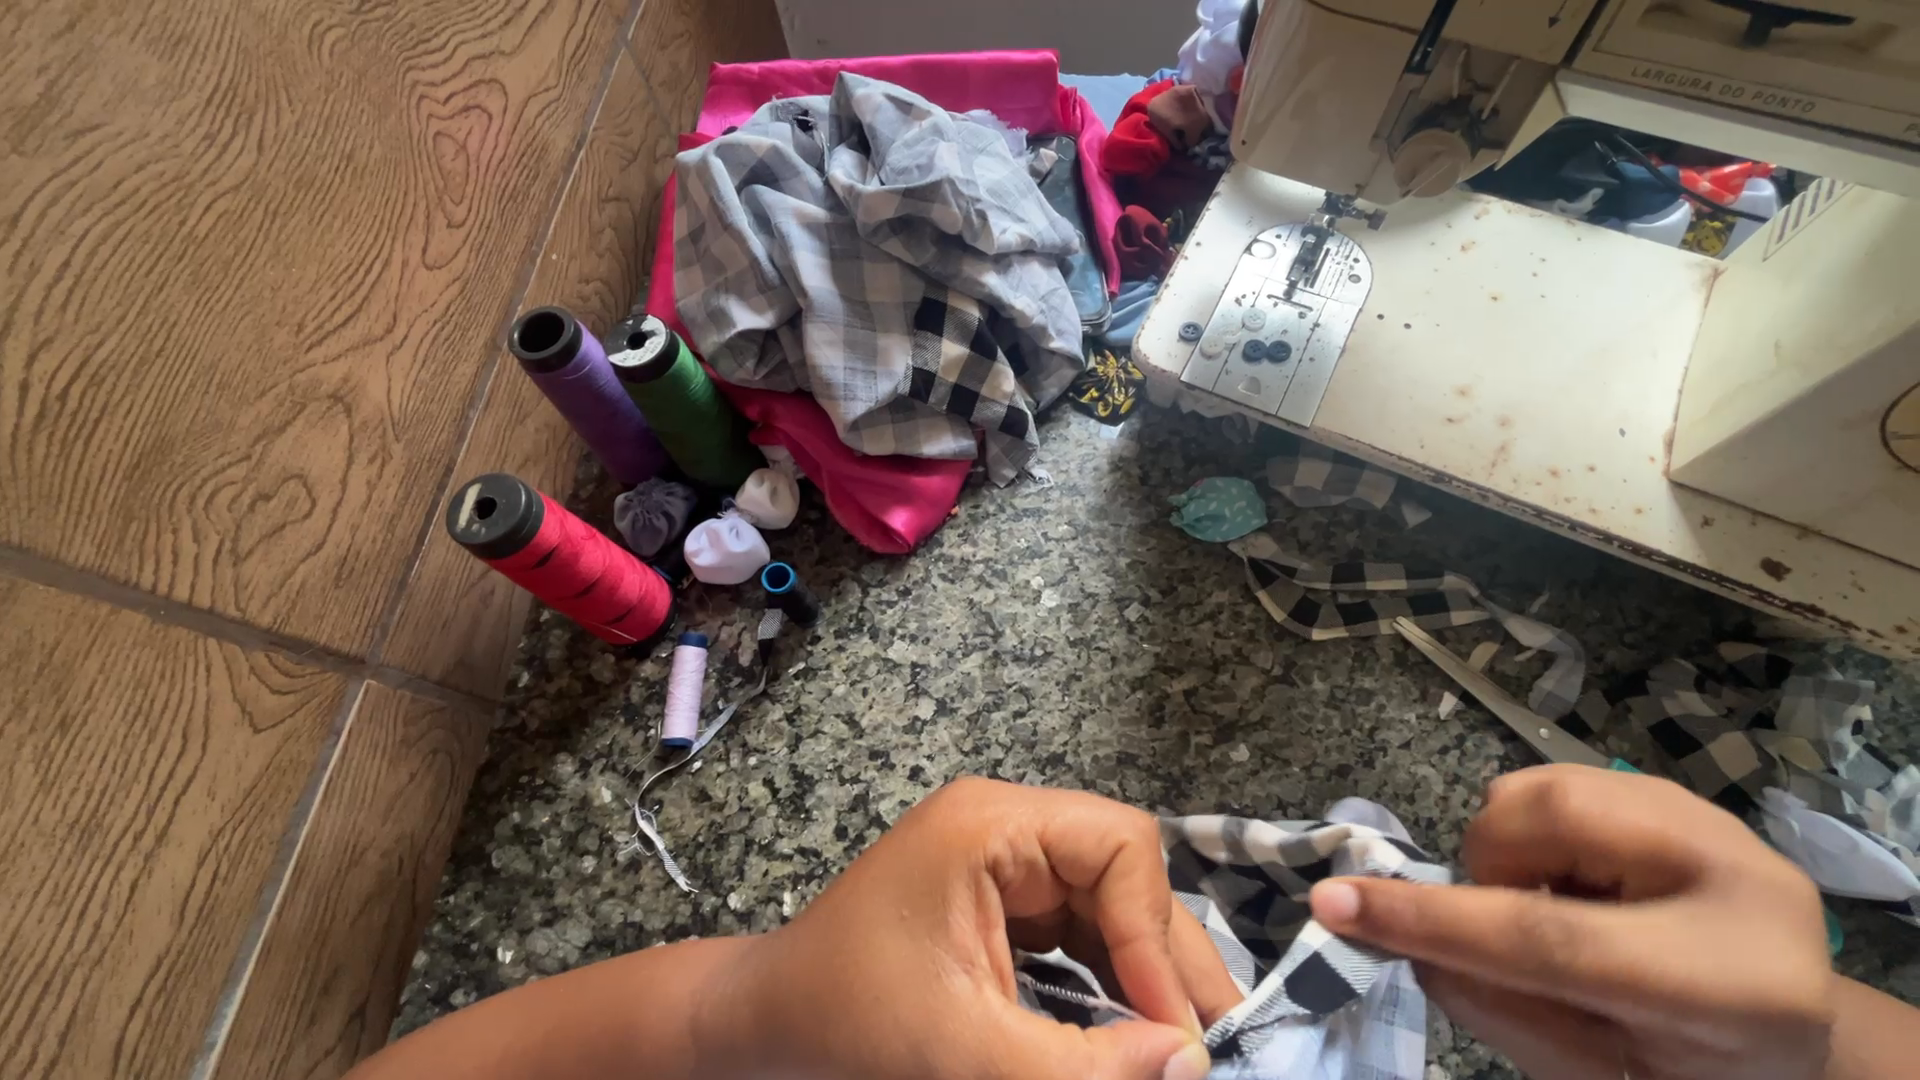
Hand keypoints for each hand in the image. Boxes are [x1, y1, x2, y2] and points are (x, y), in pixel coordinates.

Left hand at [701, 777, 1244, 1079]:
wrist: (766, 1020)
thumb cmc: (849, 1022)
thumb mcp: (964, 1054)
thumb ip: (1081, 1066)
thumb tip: (1187, 1063)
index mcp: (990, 824)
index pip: (1116, 844)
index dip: (1156, 933)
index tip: (1177, 1029)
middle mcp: (1004, 824)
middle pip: (1118, 867)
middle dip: (1162, 953)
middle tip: (1210, 1040)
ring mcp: (1000, 857)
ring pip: (1104, 898)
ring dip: (1142, 968)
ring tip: (1182, 1043)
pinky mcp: (997, 895)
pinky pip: (1074, 923)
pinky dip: (1106, 973)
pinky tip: (1127, 1026)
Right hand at [1308, 765, 1834, 1079]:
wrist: (1783, 1022)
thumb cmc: (1683, 1062)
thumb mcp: (1592, 1068)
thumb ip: (1488, 1002)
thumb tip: (1389, 926)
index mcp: (1738, 987)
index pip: (1550, 942)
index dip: (1431, 921)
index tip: (1331, 906)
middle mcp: (1737, 877)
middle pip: (1542, 823)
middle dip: (1490, 867)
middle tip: (1508, 919)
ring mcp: (1707, 816)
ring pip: (1530, 790)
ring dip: (1505, 847)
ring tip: (1555, 898)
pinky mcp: (1670, 788)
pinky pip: (1541, 779)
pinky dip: (1523, 825)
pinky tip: (1577, 870)